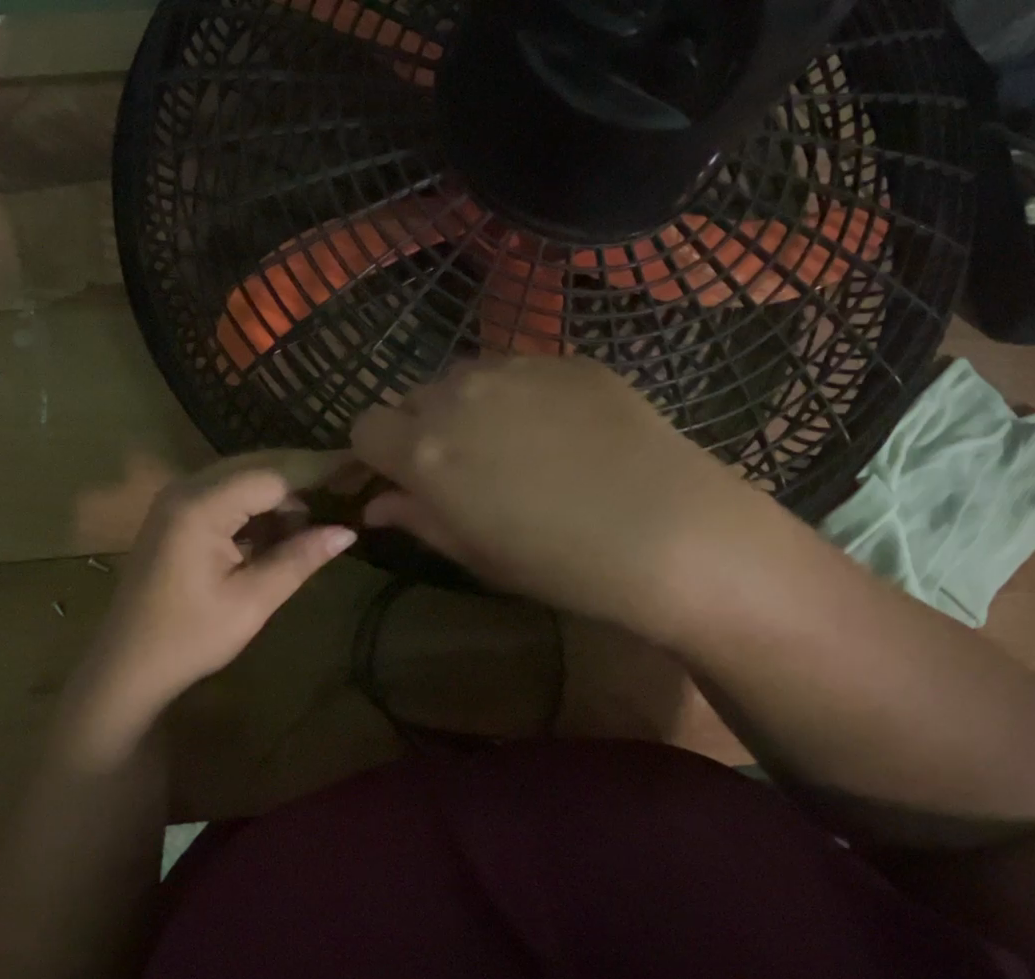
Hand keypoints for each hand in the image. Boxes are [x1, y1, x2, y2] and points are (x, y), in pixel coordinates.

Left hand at [75, 451, 358, 725]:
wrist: (127, 666)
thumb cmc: (190, 638)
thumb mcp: (252, 600)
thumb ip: (299, 559)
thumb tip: (347, 531)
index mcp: (200, 506)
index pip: (273, 474)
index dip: (318, 471)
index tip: (359, 467)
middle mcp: (185, 489)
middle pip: (256, 467)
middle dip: (303, 476)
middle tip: (349, 484)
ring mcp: (176, 501)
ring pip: (241, 480)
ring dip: (281, 493)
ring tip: (326, 509)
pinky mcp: (175, 517)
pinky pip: (224, 497)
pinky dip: (257, 507)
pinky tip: (284, 527)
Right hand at [351, 355, 764, 631]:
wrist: (670, 532)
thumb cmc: (560, 564)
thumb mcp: (476, 556)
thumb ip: (418, 519)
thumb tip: (378, 503)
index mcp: (424, 449)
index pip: (364, 429)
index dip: (376, 455)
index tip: (400, 480)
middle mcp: (458, 395)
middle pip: (411, 398)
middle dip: (419, 429)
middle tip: (458, 470)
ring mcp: (515, 368)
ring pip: (463, 377)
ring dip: (466, 407)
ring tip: (510, 447)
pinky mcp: (567, 358)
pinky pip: (517, 369)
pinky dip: (518, 394)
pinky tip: (561, 433)